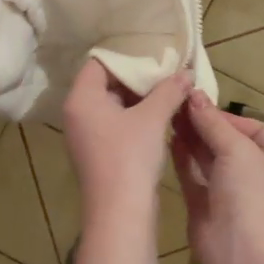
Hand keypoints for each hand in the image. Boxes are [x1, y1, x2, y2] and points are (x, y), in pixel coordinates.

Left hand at [62, 60, 192, 222]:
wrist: (120, 213)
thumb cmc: (130, 157)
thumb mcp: (152, 118)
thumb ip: (169, 91)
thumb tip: (186, 72)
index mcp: (81, 98)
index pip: (100, 62)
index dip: (128, 55)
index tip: (154, 51)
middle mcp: (77, 113)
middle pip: (107, 82)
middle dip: (138, 76)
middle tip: (167, 67)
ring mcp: (87, 134)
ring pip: (114, 103)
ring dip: (141, 97)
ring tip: (170, 87)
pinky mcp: (99, 151)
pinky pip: (117, 122)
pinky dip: (137, 115)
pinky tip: (162, 113)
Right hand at [170, 90, 263, 263]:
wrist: (242, 253)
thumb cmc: (252, 194)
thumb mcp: (237, 149)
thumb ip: (214, 123)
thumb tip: (194, 95)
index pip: (256, 131)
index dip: (231, 117)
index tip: (204, 105)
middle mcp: (254, 177)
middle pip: (228, 143)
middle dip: (206, 125)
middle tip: (179, 106)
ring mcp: (229, 194)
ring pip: (208, 160)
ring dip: (192, 139)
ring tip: (169, 117)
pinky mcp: (205, 208)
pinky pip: (192, 178)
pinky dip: (182, 160)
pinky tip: (168, 141)